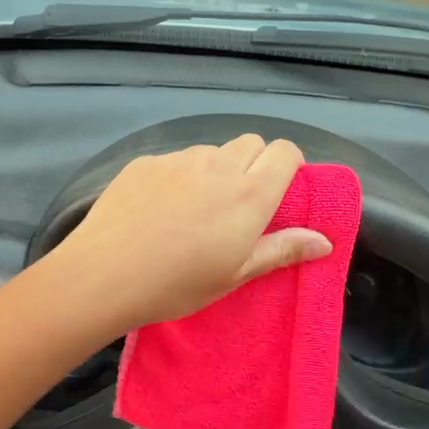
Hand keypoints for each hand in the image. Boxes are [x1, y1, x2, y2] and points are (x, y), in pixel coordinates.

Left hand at [45, 135, 328, 331]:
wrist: (103, 275)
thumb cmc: (176, 284)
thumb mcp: (234, 275)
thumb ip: (281, 250)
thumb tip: (324, 240)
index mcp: (249, 194)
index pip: (285, 151)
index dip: (286, 168)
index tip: (277, 195)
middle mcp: (218, 164)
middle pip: (251, 144)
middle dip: (253, 166)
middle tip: (236, 207)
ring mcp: (178, 159)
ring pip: (210, 151)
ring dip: (214, 171)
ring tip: (193, 212)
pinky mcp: (144, 163)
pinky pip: (174, 160)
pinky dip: (178, 177)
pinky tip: (158, 211)